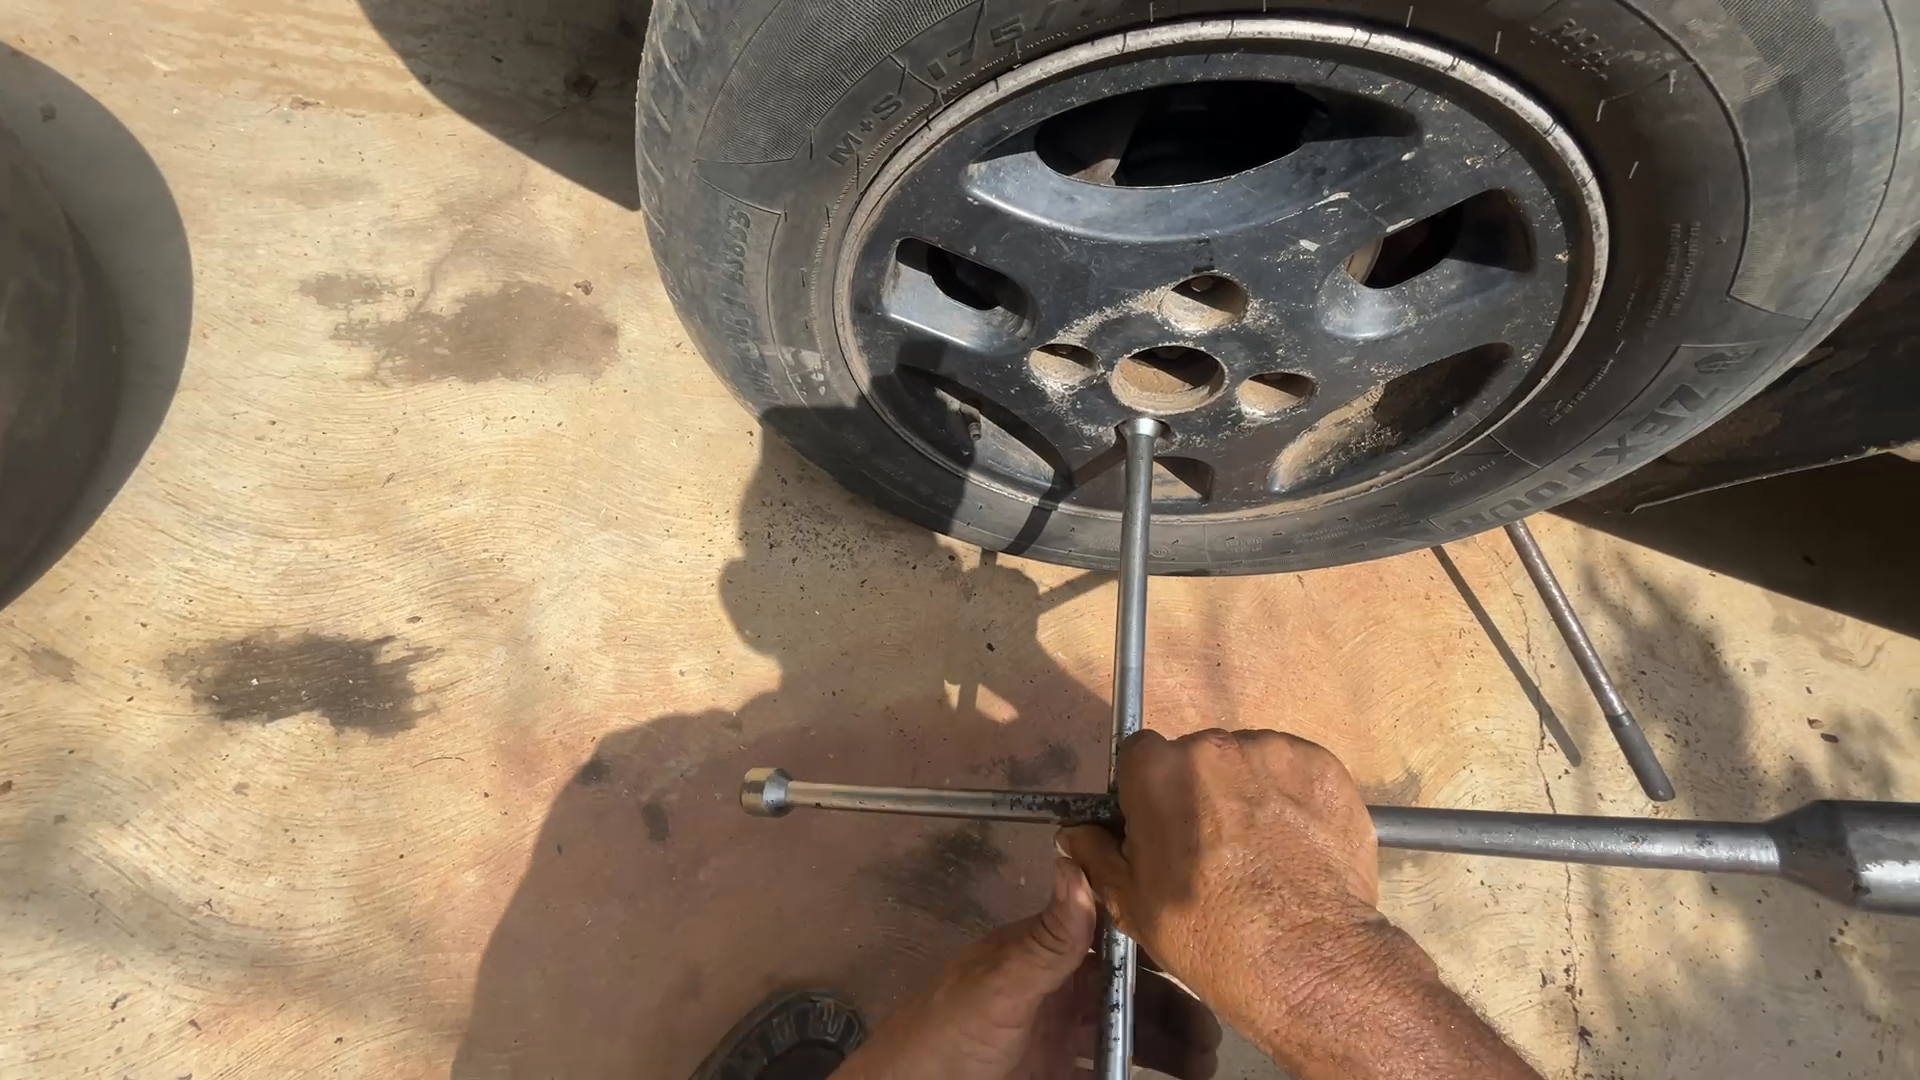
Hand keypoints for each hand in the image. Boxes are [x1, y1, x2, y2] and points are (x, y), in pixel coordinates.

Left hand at [837, 858, 1219, 1079]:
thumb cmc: (955, 1027)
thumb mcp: (1003, 980)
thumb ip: (1047, 935)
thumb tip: (1076, 862)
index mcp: (1046, 951)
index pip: (1109, 936)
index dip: (1153, 943)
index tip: (1195, 954)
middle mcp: (1059, 987)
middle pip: (1127, 989)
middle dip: (1171, 1003)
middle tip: (1213, 1028)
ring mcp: (1059, 1034)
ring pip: (1125, 1031)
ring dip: (1166, 1044)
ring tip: (1203, 1062)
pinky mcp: (1057, 1073)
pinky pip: (1105, 1071)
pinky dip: (1139, 1073)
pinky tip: (1173, 1079)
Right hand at [1057, 730, 1390, 1051]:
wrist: (1309, 961)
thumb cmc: (1207, 932)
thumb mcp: (1132, 901)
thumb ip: (1096, 854)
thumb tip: (1072, 832)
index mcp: (1156, 770)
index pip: (1140, 754)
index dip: (1149, 788)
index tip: (1165, 824)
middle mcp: (1210, 745)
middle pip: (1195, 755)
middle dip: (1200, 789)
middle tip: (1217, 844)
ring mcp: (1270, 752)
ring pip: (1247, 760)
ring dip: (1248, 790)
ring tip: (1265, 846)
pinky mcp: (1321, 766)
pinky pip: (1293, 770)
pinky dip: (1294, 795)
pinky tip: (1299, 840)